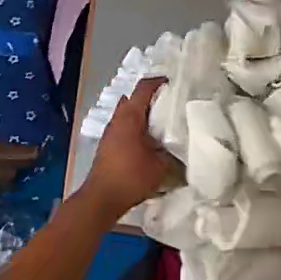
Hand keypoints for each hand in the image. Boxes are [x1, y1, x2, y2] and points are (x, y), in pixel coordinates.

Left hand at [81, 77, 175, 215]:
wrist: (102, 197)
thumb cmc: (132, 176)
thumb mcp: (161, 164)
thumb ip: (171, 150)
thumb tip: (178, 142)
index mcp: (130, 116)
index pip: (143, 88)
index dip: (159, 82)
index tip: (175, 84)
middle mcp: (117, 119)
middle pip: (134, 99)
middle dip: (152, 98)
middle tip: (173, 104)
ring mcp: (110, 132)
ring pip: (128, 114)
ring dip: (144, 114)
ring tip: (164, 122)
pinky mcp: (108, 145)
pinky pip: (125, 127)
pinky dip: (137, 127)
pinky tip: (150, 140)